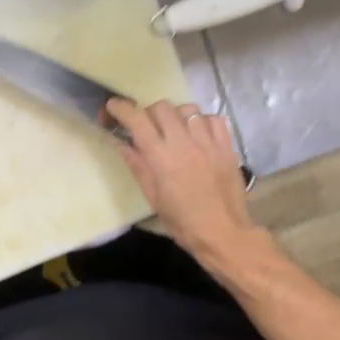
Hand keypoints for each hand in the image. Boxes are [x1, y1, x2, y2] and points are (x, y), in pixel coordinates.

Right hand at [106, 99, 256, 254]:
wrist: (223, 233)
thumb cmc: (182, 221)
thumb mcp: (152, 196)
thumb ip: (137, 164)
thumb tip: (121, 142)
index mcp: (161, 158)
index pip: (137, 119)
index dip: (121, 108)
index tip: (113, 107)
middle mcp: (184, 143)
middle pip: (161, 107)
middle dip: (149, 113)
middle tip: (148, 128)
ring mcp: (208, 142)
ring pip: (188, 109)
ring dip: (176, 116)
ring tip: (176, 132)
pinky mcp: (227, 146)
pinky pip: (213, 118)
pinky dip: (202, 122)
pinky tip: (199, 136)